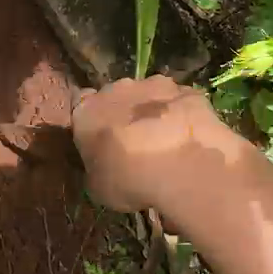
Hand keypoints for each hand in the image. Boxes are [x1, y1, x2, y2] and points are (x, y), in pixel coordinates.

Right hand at [71, 75, 249, 212]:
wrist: (182, 165)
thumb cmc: (129, 179)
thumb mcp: (99, 188)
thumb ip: (96, 169)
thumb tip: (103, 167)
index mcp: (87, 112)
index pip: (81, 105)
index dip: (93, 123)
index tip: (102, 142)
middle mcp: (116, 89)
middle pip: (117, 97)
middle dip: (125, 116)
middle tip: (136, 145)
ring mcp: (154, 85)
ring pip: (150, 95)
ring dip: (154, 114)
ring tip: (168, 144)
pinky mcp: (187, 90)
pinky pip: (180, 102)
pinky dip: (183, 116)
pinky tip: (191, 139)